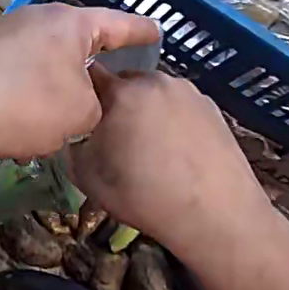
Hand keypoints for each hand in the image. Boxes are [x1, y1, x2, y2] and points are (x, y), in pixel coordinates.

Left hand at [0, 3, 160, 159]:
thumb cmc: (23, 104)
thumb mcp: (79, 114)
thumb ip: (95, 106)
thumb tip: (80, 101)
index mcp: (70, 23)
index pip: (119, 23)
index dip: (142, 32)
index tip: (159, 33)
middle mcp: (37, 18)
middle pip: (80, 39)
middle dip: (97, 63)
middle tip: (115, 84)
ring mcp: (5, 32)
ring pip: (48, 58)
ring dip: (61, 82)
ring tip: (71, 111)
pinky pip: (20, 70)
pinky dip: (31, 90)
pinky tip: (28, 116)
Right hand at [68, 70, 277, 257]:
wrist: (217, 215)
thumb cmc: (144, 197)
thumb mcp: (86, 177)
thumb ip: (71, 145)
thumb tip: (73, 133)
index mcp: (120, 92)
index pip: (88, 74)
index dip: (81, 93)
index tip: (80, 115)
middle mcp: (153, 80)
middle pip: (122, 81)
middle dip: (114, 102)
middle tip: (114, 135)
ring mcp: (186, 90)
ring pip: (152, 92)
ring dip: (143, 108)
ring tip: (148, 145)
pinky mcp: (210, 105)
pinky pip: (177, 103)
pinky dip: (170, 118)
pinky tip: (175, 149)